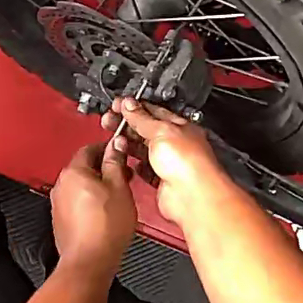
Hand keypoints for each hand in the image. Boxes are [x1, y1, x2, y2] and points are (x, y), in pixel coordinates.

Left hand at [50, 141, 136, 279]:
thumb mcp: (119, 187)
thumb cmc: (105, 228)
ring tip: (118, 197)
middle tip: (125, 176)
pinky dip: (91, 202)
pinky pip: (77, 202)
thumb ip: (116, 162)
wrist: (89, 262)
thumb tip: (116, 144)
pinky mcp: (62, 220)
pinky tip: (106, 213)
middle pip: (84, 167)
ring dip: (99, 186)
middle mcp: (61, 185)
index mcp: (73, 172)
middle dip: (105, 169)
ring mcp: (59, 203)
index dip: (109, 148)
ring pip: (81, 185)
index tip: (122, 154)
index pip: (90, 148)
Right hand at [100, 99, 231, 228]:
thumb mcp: (161, 131)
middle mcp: (176, 144)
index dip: (135, 108)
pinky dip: (135, 165)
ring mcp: (169, 163)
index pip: (154, 112)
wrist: (193, 196)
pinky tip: (128, 161)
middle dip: (127, 124)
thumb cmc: (189, 162)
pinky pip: (146, 171)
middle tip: (110, 120)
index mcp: (180, 126)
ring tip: (114, 138)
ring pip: (144, 149)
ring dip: (128, 143)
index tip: (118, 105)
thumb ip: (143, 118)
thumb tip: (130, 105)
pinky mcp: (162, 182)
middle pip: (146, 130)